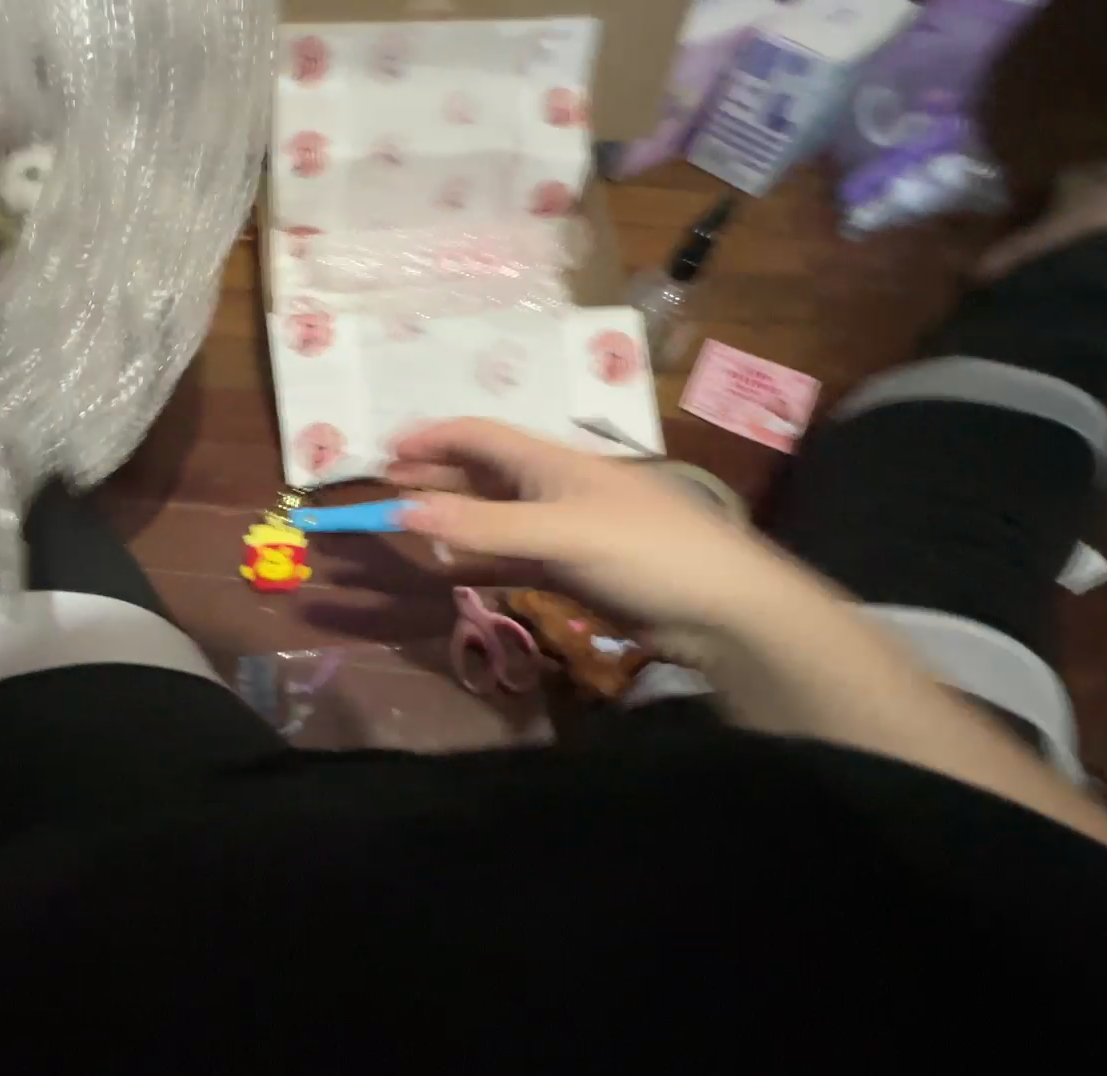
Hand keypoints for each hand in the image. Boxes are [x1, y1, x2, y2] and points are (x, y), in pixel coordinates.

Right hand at [387, 419, 826, 632]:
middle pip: (477, 473)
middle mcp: (546, 488)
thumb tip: (404, 512)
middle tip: (385, 486)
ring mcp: (554, 529)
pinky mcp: (563, 567)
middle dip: (432, 474)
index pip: (478, 436)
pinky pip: (504, 556)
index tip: (386, 452)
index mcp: (548, 462)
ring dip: (448, 516)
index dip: (431, 438)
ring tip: (406, 521)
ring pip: (487, 516)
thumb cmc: (645, 549)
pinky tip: (448, 565)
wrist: (721, 608)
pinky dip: (473, 557)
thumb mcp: (560, 532)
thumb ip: (483, 526)